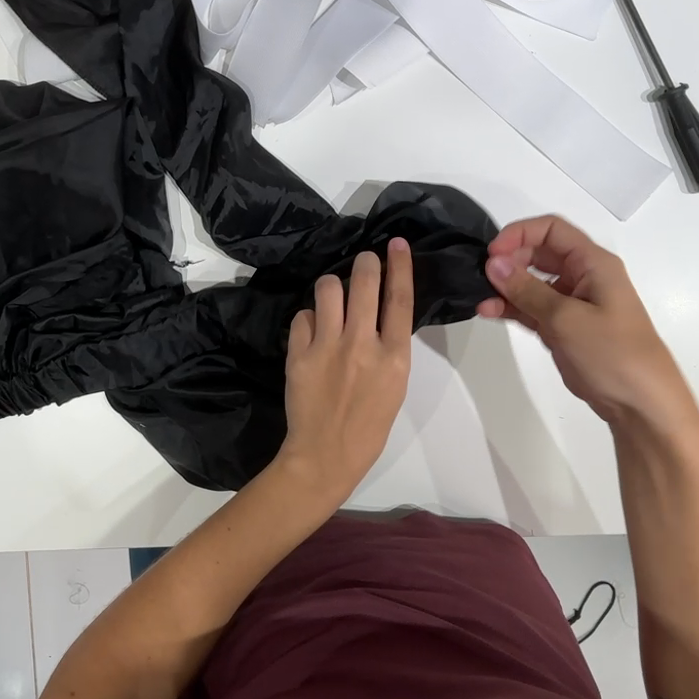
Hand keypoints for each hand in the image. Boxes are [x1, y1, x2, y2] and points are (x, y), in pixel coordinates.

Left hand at [279, 237, 413, 498]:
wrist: (325, 455)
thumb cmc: (368, 427)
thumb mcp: (394, 386)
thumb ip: (389, 348)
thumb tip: (379, 315)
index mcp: (394, 356)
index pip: (400, 299)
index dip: (400, 266)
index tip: (396, 244)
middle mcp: (362, 344)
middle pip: (364, 283)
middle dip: (365, 263)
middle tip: (365, 259)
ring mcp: (327, 347)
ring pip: (328, 290)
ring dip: (332, 286)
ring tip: (332, 295)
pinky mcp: (298, 353)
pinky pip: (303, 316)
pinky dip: (309, 318)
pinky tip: (313, 330)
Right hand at [476, 216, 698, 429]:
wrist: (640, 403)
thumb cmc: (611, 352)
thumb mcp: (566, 318)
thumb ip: (526, 289)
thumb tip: (493, 263)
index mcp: (593, 263)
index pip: (551, 230)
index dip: (519, 234)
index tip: (492, 254)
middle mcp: (582, 276)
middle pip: (538, 253)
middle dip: (509, 260)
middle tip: (483, 277)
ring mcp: (571, 303)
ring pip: (531, 282)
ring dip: (505, 286)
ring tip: (480, 298)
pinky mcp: (561, 327)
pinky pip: (530, 308)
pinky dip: (510, 308)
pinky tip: (488, 312)